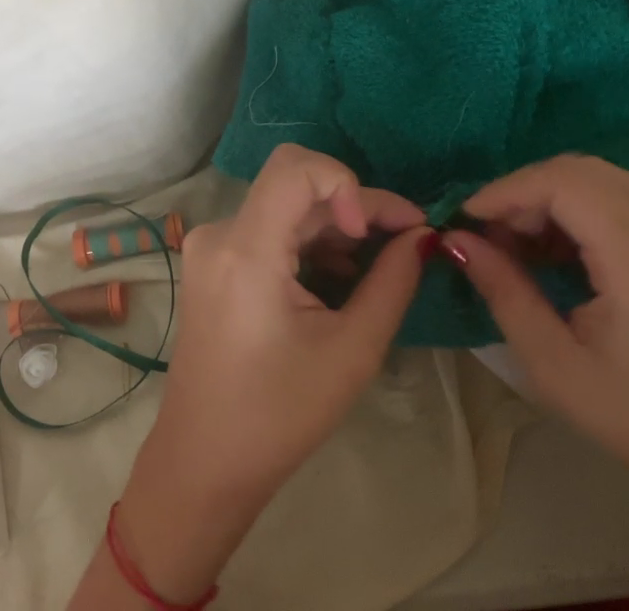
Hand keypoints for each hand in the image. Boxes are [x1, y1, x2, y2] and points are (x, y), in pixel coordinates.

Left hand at [90, 145, 427, 606]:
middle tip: (409, 240)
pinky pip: (268, 232)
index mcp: (245, 250)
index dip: (348, 184)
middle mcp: (219, 235)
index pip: (296, 167)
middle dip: (356, 208)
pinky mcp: (212, 266)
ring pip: (285, 208)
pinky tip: (341, 279)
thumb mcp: (352, 349)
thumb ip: (392, 281)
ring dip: (335, 227)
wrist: (206, 460)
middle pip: (296, 188)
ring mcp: (210, 249)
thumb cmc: (280, 414)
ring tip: (379, 268)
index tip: (374, 234)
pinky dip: (308, 244)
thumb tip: (422, 236)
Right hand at [444, 154, 628, 503]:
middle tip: (490, 235)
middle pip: (582, 170)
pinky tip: (561, 250)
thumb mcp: (555, 365)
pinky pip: (627, 198)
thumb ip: (504, 291)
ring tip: (519, 244)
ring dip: (552, 198)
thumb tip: (456, 240)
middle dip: (524, 192)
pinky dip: (583, 208)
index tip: (465, 221)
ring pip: (604, 178)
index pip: (563, 182)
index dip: (506, 190)